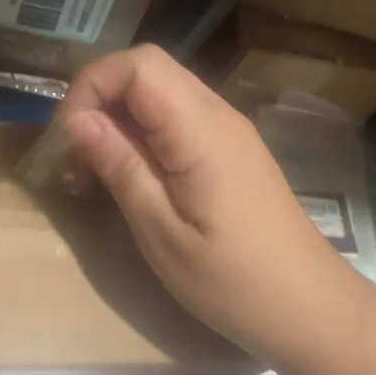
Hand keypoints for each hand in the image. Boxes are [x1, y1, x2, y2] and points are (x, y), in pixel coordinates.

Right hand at [57, 45, 339, 355]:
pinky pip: (177, 118)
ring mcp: (229, 131)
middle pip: (149, 68)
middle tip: (75, 155)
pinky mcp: (231, 151)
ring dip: (118, 117)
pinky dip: (142, 133)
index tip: (67, 138)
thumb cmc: (232, 281)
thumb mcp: (161, 232)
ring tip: (95, 170)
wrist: (309, 309)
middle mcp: (219, 115)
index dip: (91, 86)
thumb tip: (77, 120)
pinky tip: (131, 176)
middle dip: (99, 98)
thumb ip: (120, 167)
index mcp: (202, 131)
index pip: (138, 65)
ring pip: (161, 91)